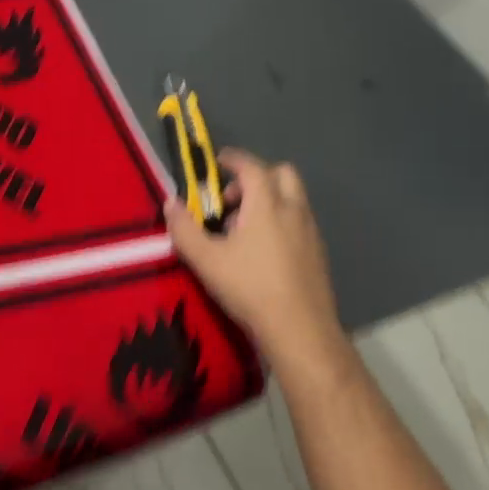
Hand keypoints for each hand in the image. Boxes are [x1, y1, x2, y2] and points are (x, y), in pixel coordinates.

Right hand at [166, 150, 345, 373]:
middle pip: (282, 175)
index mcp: (266, 206)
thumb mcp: (205, 259)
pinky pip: (299, 222)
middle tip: (231, 199)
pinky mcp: (318, 255)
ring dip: (268, 201)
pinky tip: (261, 252)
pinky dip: (280, 222)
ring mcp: (310, 233)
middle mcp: (293, 212)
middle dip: (256, 177)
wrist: (300, 330)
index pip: (252, 167)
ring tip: (241, 229)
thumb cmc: (249, 288)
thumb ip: (184, 228)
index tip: (218, 160)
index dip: (234, 159)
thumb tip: (171, 202)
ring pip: (292, 200)